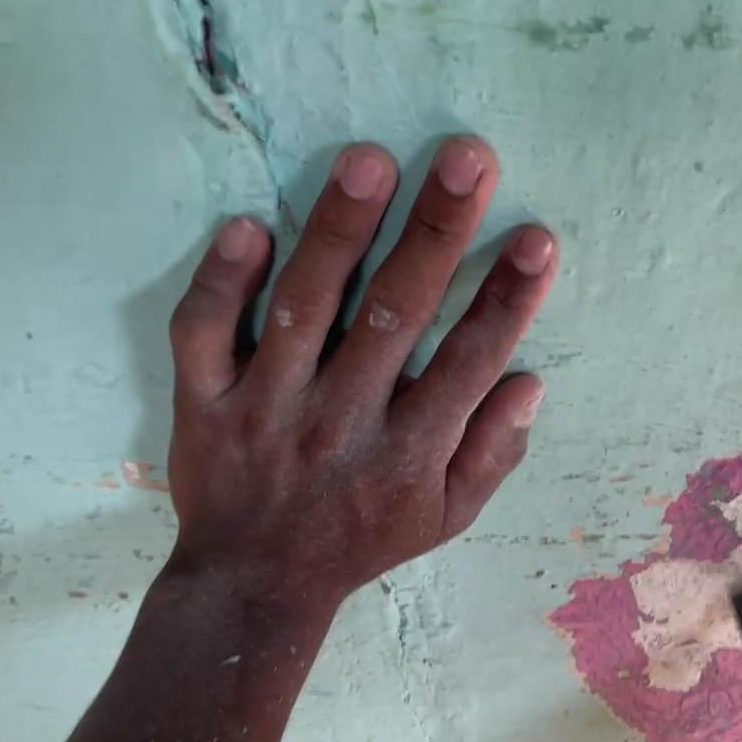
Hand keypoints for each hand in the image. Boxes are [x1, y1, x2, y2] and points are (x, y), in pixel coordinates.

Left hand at [163, 136, 557, 609]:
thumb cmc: (365, 539)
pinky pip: (204, 334)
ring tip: (368, 161)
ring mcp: (266, 407)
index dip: (508, 299)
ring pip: (304, 308)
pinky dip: (221, 281)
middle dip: (436, 233)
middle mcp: (341, 421)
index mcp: (408, 452)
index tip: (537, 239)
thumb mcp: (448, 517)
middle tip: (466, 158)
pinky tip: (246, 225)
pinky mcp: (205, 402)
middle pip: (396, 315)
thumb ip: (493, 453)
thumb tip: (529, 381)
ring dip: (338, 231)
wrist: (255, 583)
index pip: (470, 363)